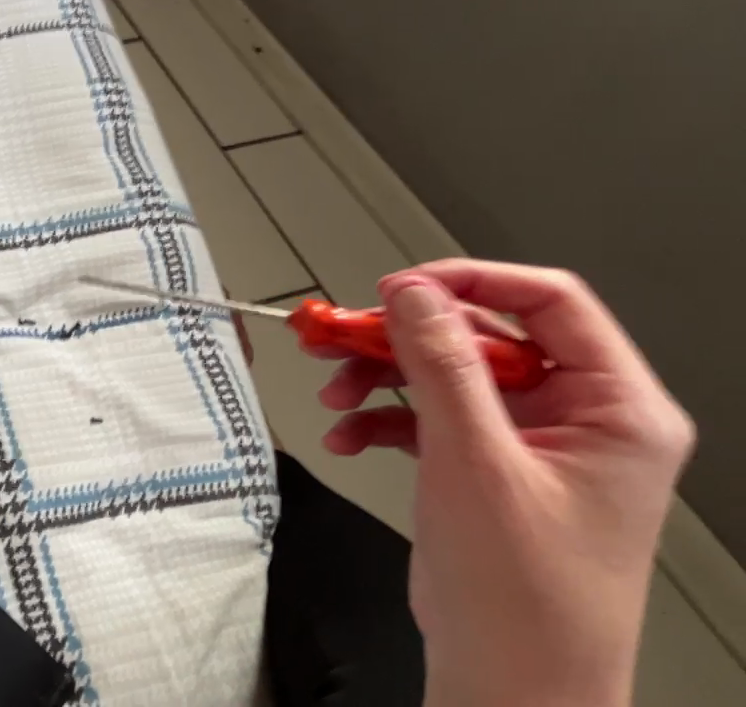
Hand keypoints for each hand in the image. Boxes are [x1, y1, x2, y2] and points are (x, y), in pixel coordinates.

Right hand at [311, 260, 693, 706]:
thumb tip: (413, 293)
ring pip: (442, 370)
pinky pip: (424, 412)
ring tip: (334, 392)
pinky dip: (378, 417)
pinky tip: (347, 435)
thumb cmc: (525, 593)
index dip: (469, 282)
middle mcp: (576, 416)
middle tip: (339, 339)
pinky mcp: (484, 461)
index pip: (550, 303)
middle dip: (399, 338)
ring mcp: (526, 439)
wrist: (511, 675)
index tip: (396, 289)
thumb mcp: (476, 463)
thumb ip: (443, 367)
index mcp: (615, 410)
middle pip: (479, 334)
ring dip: (377, 375)